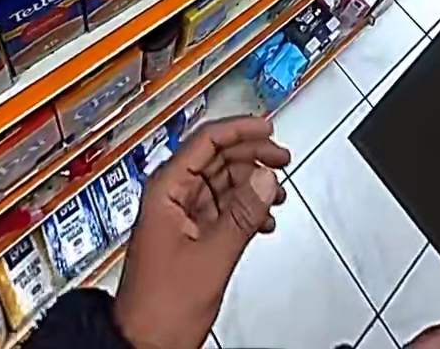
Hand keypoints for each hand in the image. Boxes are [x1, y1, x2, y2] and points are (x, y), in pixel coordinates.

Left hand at [113, 116, 291, 348]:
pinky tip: (263, 219)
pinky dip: (247, 206)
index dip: (240, 129)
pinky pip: (224, 203)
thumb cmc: (159, 311)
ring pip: (225, 178)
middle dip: (253, 155)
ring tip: (276, 193)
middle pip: (218, 155)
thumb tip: (266, 176)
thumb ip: (242, 214)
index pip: (207, 139)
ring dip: (254, 183)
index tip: (267, 128)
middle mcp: (173, 194)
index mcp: (167, 189)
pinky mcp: (192, 229)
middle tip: (280, 158)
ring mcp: (182, 211)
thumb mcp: (210, 258)